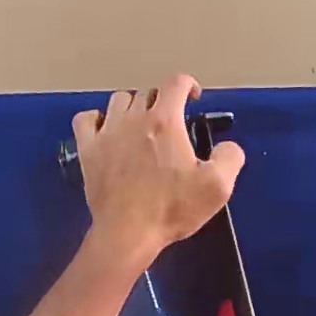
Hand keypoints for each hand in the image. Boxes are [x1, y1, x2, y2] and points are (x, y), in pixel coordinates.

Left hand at [72, 75, 245, 268]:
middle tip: (171, 124)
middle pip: (148, 93)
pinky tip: (106, 131)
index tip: (193, 98)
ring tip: (141, 126)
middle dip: (162, 102)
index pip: (175, 82)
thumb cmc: (172, 209)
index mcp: (165, 121)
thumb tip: (227, 146)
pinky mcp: (88, 151)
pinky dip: (96, 119)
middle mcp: (134, 118)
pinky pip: (85, 120)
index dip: (187, 84)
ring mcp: (107, 133)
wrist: (128, 233)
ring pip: (118, 101)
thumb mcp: (217, 187)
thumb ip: (230, 158)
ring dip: (133, 107)